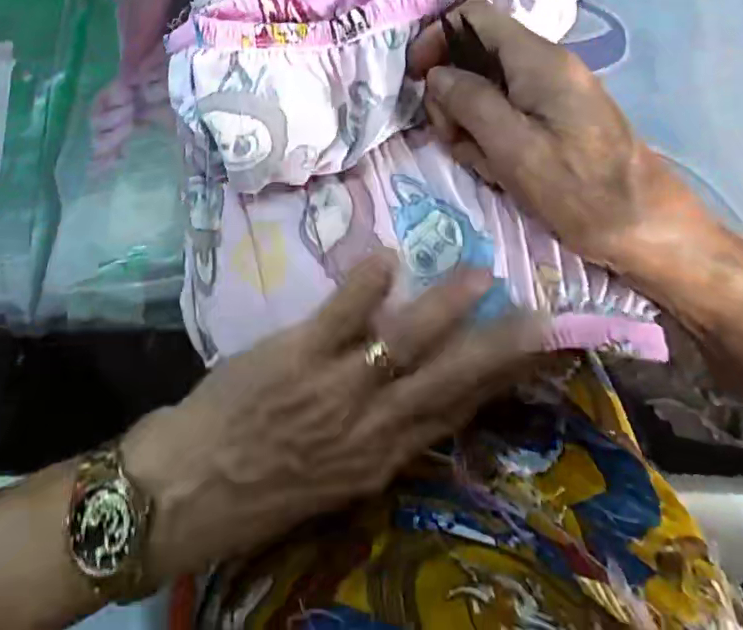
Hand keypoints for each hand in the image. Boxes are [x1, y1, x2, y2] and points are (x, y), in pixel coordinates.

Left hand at [121, 256, 545, 580]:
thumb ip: (375, 440)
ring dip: (446, 309)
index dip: (498, 383)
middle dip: (499, 348)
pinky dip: (364, 288)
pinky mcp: (296, 357)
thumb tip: (413, 404)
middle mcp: (372, 425)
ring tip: (480, 276)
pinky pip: (339, 317)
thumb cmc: (266, 481)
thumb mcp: (337, 477)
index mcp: (384, 457)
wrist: (199, 483)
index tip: (533, 355)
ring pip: (405, 344)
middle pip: (449, 381)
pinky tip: (388, 260)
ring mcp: (336, 387)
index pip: (454, 413)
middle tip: (543, 316)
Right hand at [407, 0, 719, 282]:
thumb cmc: (580, 190)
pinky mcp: (552, 118)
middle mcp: (545, 67)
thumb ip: (469, 101)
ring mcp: (550, 93)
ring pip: (482, 87)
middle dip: (449, 92)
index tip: (416, 78)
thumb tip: (436, 74)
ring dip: (465, 120)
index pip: (473, 15)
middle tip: (450, 135)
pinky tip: (495, 166)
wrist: (648, 232)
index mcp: (538, 61)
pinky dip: (487, 135)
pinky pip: (502, 112)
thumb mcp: (513, 147)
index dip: (435, 37)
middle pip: (473, 54)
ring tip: (478, 159)